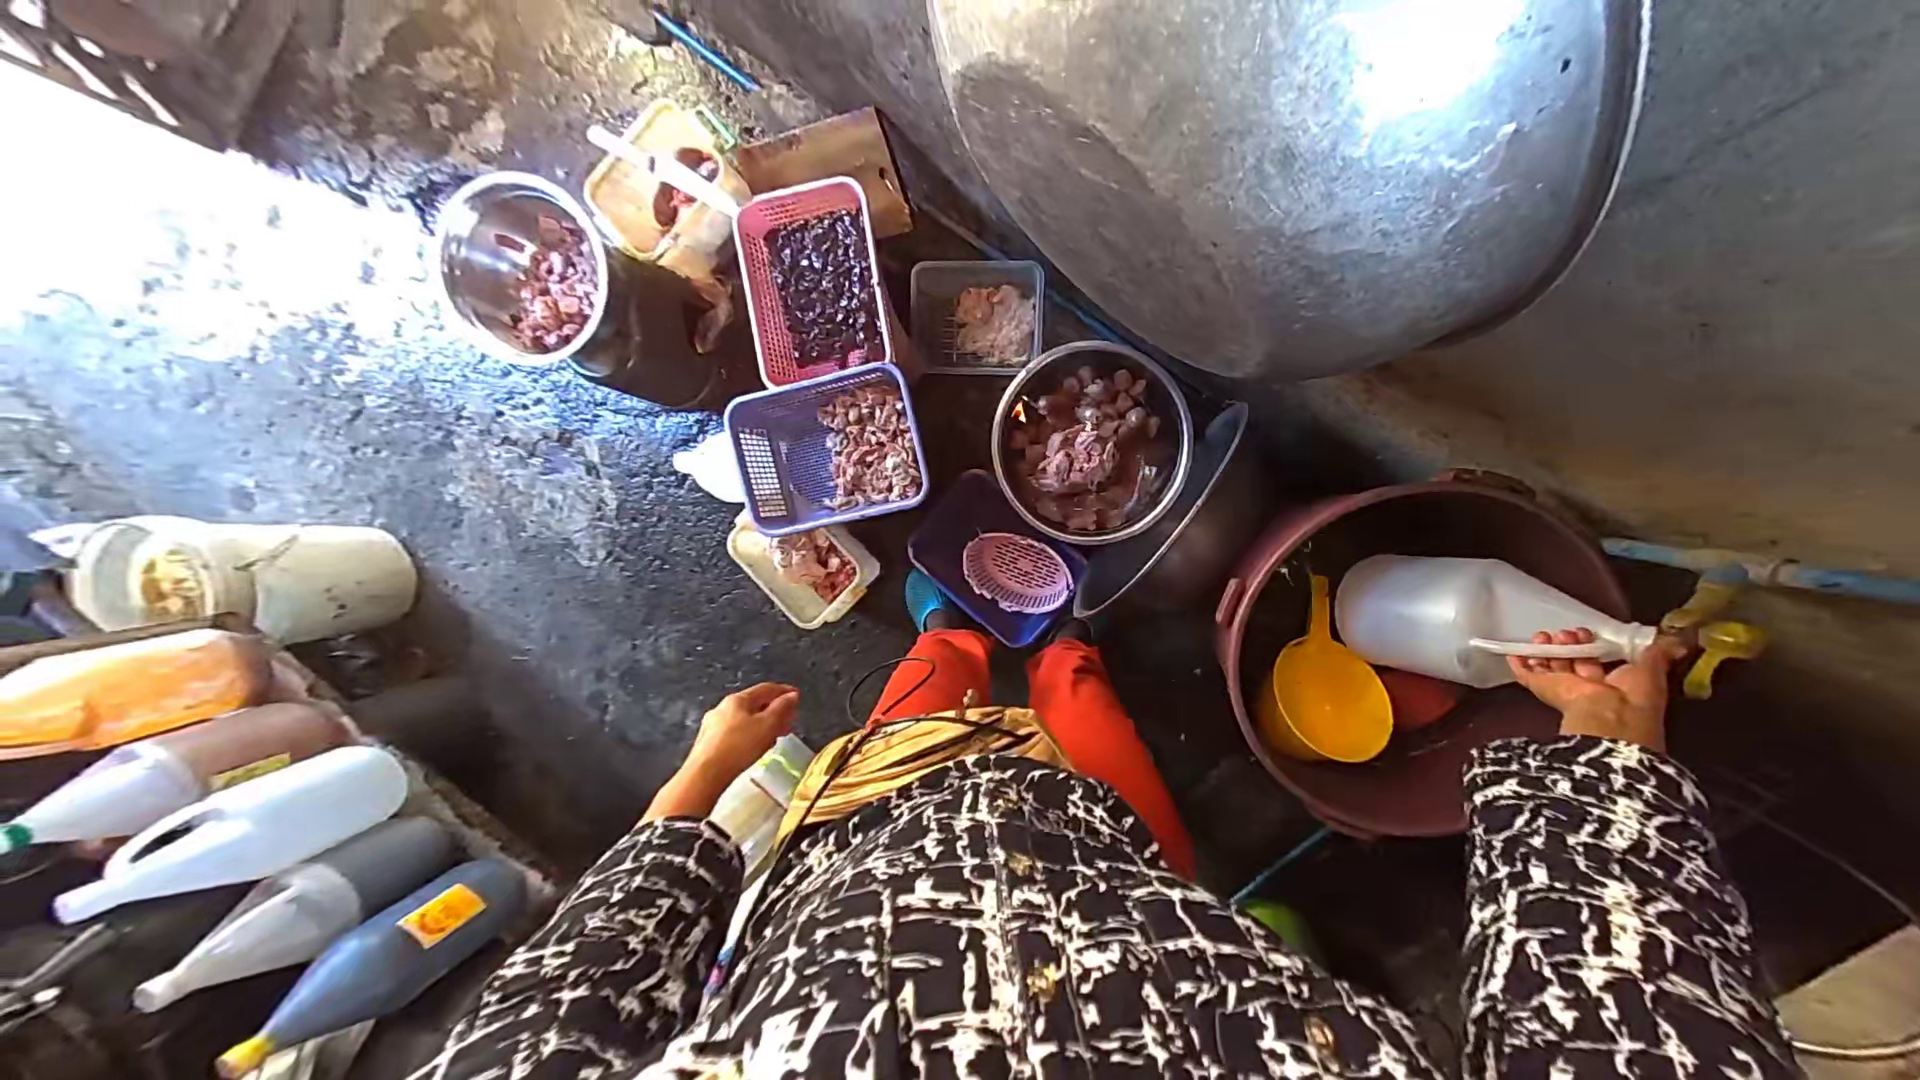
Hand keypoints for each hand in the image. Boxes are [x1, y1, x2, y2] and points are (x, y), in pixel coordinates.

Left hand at [686, 682, 799, 783]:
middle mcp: (722, 707)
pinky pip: (735, 732)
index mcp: (737, 699)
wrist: (704, 775)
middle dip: (774, 709)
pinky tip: (755, 746)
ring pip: (744, 719)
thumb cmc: (739, 747)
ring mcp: (712, 725)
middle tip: (789, 717)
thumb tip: (792, 696)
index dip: (784, 691)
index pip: (765, 689)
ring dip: (762, 723)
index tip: (796, 695)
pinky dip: (750, 734)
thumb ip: (782, 708)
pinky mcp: (707, 743)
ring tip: (775, 734)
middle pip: (754, 703)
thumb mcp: (768, 725)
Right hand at [1506, 629, 1686, 750]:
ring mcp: (1560, 687)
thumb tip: (1678, 643)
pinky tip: (1514, 651)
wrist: (1605, 713)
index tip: (1586, 632)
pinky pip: (1525, 674)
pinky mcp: (1540, 688)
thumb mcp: (1651, 670)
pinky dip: (1518, 663)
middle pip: (1569, 660)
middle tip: (1565, 632)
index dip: (1589, 644)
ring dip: (1544, 649)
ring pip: (1547, 664)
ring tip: (1543, 636)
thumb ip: (1657, 655)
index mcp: (1611, 682)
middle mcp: (1584, 685)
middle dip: (1565, 643)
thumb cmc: (1632, 693)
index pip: (1595, 659)